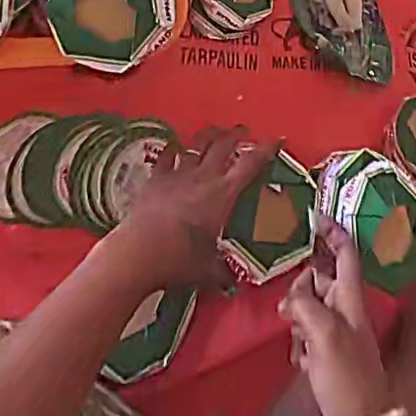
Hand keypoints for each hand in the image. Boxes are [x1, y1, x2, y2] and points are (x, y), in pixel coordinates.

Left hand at [108, 126, 275, 290]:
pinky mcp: (156, 177)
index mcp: (223, 194)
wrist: (138, 254)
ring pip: (197, 144)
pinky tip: (175, 147)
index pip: (251, 164)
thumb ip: (221, 273)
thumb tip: (231, 284)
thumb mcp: (207, 271)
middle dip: (237, 134)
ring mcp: (178, 174)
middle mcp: (204, 176)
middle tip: (244, 131)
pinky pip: (167, 156)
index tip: (277, 141)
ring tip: (215, 132)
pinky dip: (173, 149)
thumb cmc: (179, 261)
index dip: (266, 150)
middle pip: (224, 144)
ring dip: (209, 135)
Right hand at [280, 218, 396, 415]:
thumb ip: (304, 303)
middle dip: (301, 286)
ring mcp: (336, 329)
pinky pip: (305, 330)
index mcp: (351, 295)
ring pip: (308, 304)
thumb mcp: (324, 333)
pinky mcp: (326, 351)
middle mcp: (345, 307)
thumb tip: (290, 292)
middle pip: (319, 277)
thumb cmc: (348, 376)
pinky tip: (300, 356)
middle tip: (291, 306)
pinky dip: (298, 338)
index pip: (345, 251)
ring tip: (298, 338)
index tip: (314, 215)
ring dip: (297, 316)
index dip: (332, 230)